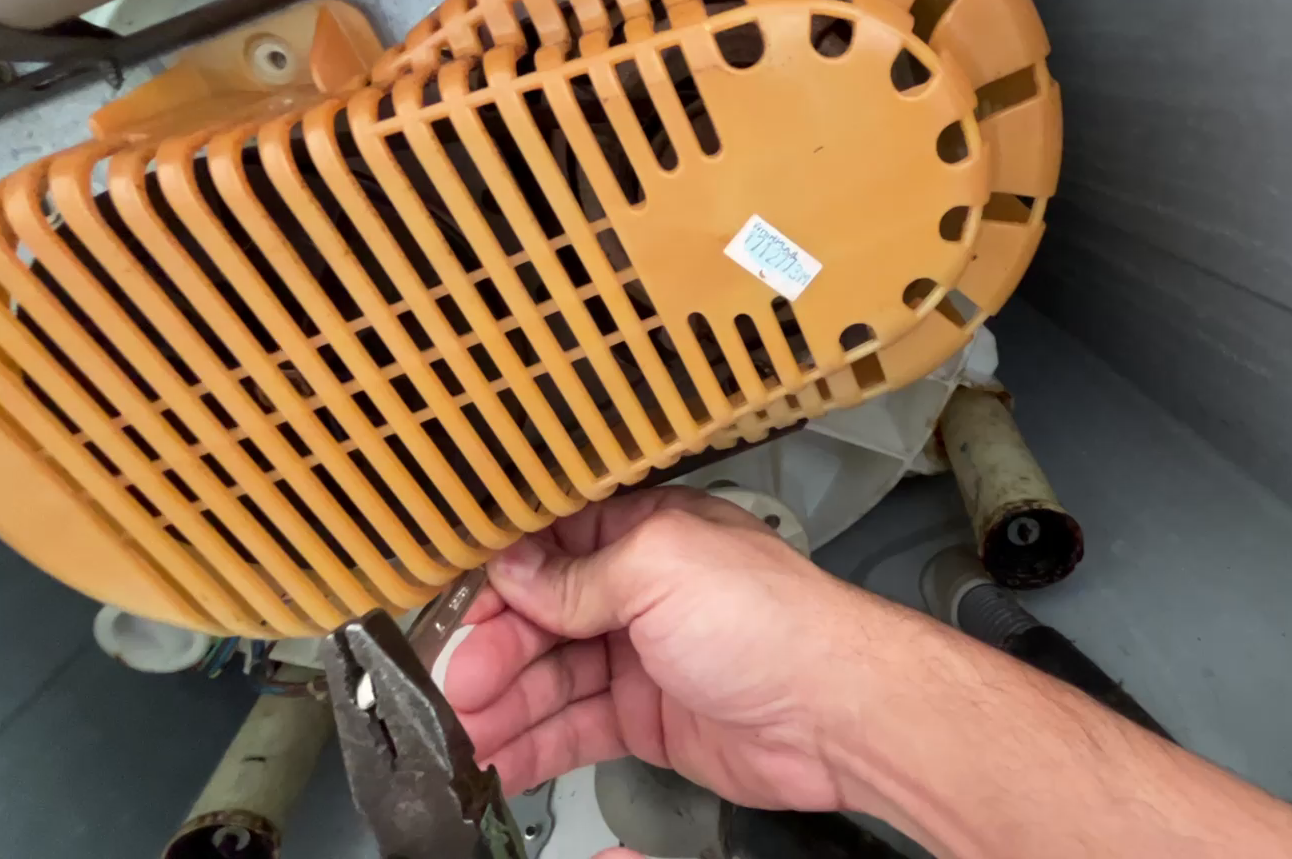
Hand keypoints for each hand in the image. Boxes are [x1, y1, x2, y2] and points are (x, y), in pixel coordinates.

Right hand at [438, 487, 904, 811]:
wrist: (828, 708)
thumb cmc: (767, 617)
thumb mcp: (662, 568)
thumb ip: (582, 575)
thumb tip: (517, 570)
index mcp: (651, 535)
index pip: (559, 544)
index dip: (508, 574)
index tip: (463, 603)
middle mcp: (645, 590)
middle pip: (548, 613)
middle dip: (501, 645)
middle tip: (463, 680)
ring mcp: (644, 654)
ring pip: (556, 674)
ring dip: (508, 700)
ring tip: (467, 729)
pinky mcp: (648, 715)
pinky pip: (577, 724)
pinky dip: (537, 741)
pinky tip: (501, 756)